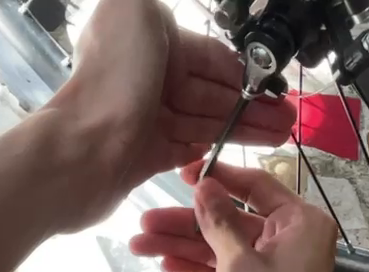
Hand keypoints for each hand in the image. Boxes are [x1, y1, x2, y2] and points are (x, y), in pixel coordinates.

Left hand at [41, 0, 294, 228]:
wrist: (81, 153)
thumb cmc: (109, 82)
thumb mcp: (132, 8)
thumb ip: (153, 9)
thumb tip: (170, 22)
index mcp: (151, 43)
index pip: (209, 56)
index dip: (244, 71)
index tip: (273, 87)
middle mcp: (149, 82)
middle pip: (210, 92)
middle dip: (250, 104)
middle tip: (287, 118)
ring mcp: (147, 123)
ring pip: (203, 123)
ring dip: (241, 130)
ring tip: (278, 136)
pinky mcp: (144, 159)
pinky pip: (185, 151)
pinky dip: (210, 151)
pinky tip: (238, 154)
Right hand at [130, 159, 335, 271]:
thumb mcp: (237, 262)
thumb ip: (218, 221)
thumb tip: (203, 186)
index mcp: (301, 222)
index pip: (256, 186)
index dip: (218, 178)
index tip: (184, 172)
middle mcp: (292, 240)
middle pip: (232, 219)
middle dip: (187, 223)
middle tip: (146, 219)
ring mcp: (274, 267)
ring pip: (223, 246)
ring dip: (184, 246)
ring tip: (141, 244)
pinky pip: (226, 269)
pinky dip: (199, 267)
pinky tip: (165, 264)